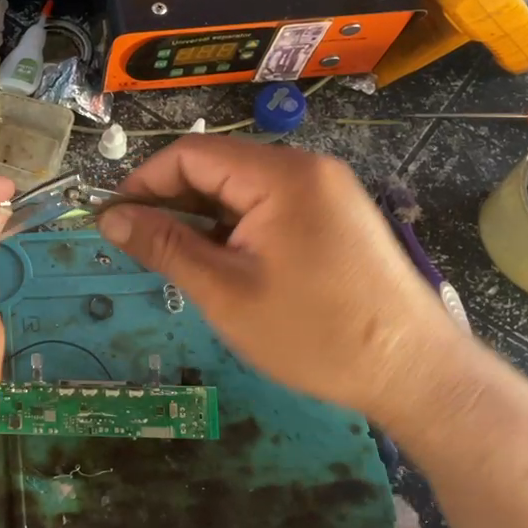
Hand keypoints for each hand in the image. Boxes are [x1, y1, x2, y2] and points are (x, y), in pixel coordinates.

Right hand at [96, 137, 476, 422]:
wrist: (416, 374)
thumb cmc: (315, 333)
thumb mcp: (225, 292)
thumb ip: (164, 246)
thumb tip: (110, 218)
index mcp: (280, 175)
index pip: (190, 154)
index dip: (143, 183)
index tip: (113, 221)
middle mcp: (305, 168)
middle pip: (216, 167)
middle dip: (170, 202)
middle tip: (142, 248)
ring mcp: (325, 191)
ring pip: (239, 189)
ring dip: (201, 218)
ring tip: (180, 263)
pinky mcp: (335, 216)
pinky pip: (268, 206)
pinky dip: (234, 228)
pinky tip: (224, 264)